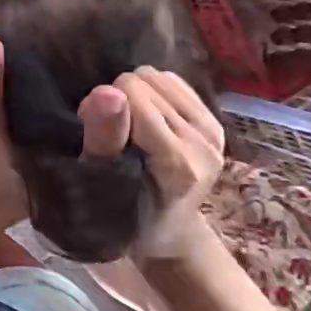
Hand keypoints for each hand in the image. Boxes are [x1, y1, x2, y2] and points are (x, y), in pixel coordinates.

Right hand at [78, 67, 225, 262]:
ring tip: (128, 128)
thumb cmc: (127, 218)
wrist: (169, 233)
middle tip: (111, 135)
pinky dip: (151, 93)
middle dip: (118, 100)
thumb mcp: (103, 186)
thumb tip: (106, 90)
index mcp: (178, 162)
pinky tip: (146, 119)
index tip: (94, 135)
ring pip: (157, 77)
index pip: (133, 95)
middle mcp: (203, 143)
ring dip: (134, 95)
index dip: (103, 107)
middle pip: (144, 83)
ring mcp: (214, 132)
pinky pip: (172, 81)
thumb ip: (105, 138)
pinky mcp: (215, 122)